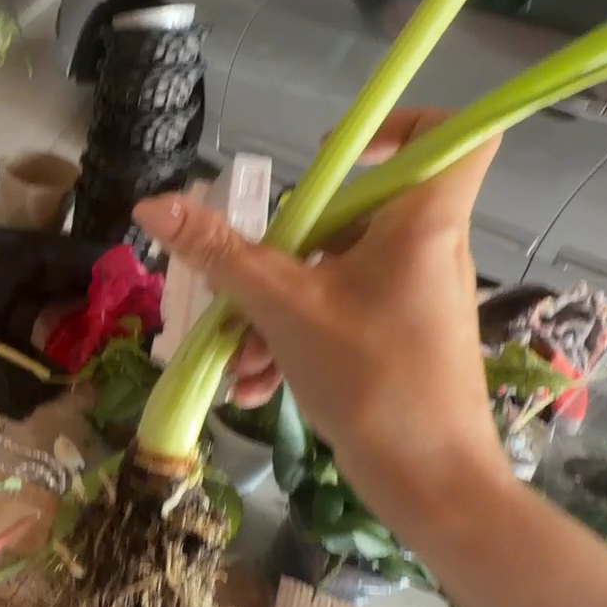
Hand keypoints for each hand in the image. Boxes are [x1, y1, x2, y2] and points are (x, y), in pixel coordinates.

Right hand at [132, 108, 511, 520]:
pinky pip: (335, 317)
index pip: (452, 136)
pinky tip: (252, 386)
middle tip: (237, 287)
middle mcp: (422, 252)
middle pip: (349, 219)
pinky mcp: (393, 339)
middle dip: (279, 257)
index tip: (333, 155)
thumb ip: (219, 253)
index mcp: (420, 225)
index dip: (400, 126)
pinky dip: (291, 341)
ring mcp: (408, 299)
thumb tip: (154, 204)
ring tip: (235, 360)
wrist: (427, 480)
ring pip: (329, 278)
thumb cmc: (369, 377)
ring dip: (270, 313)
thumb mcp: (281, 307)